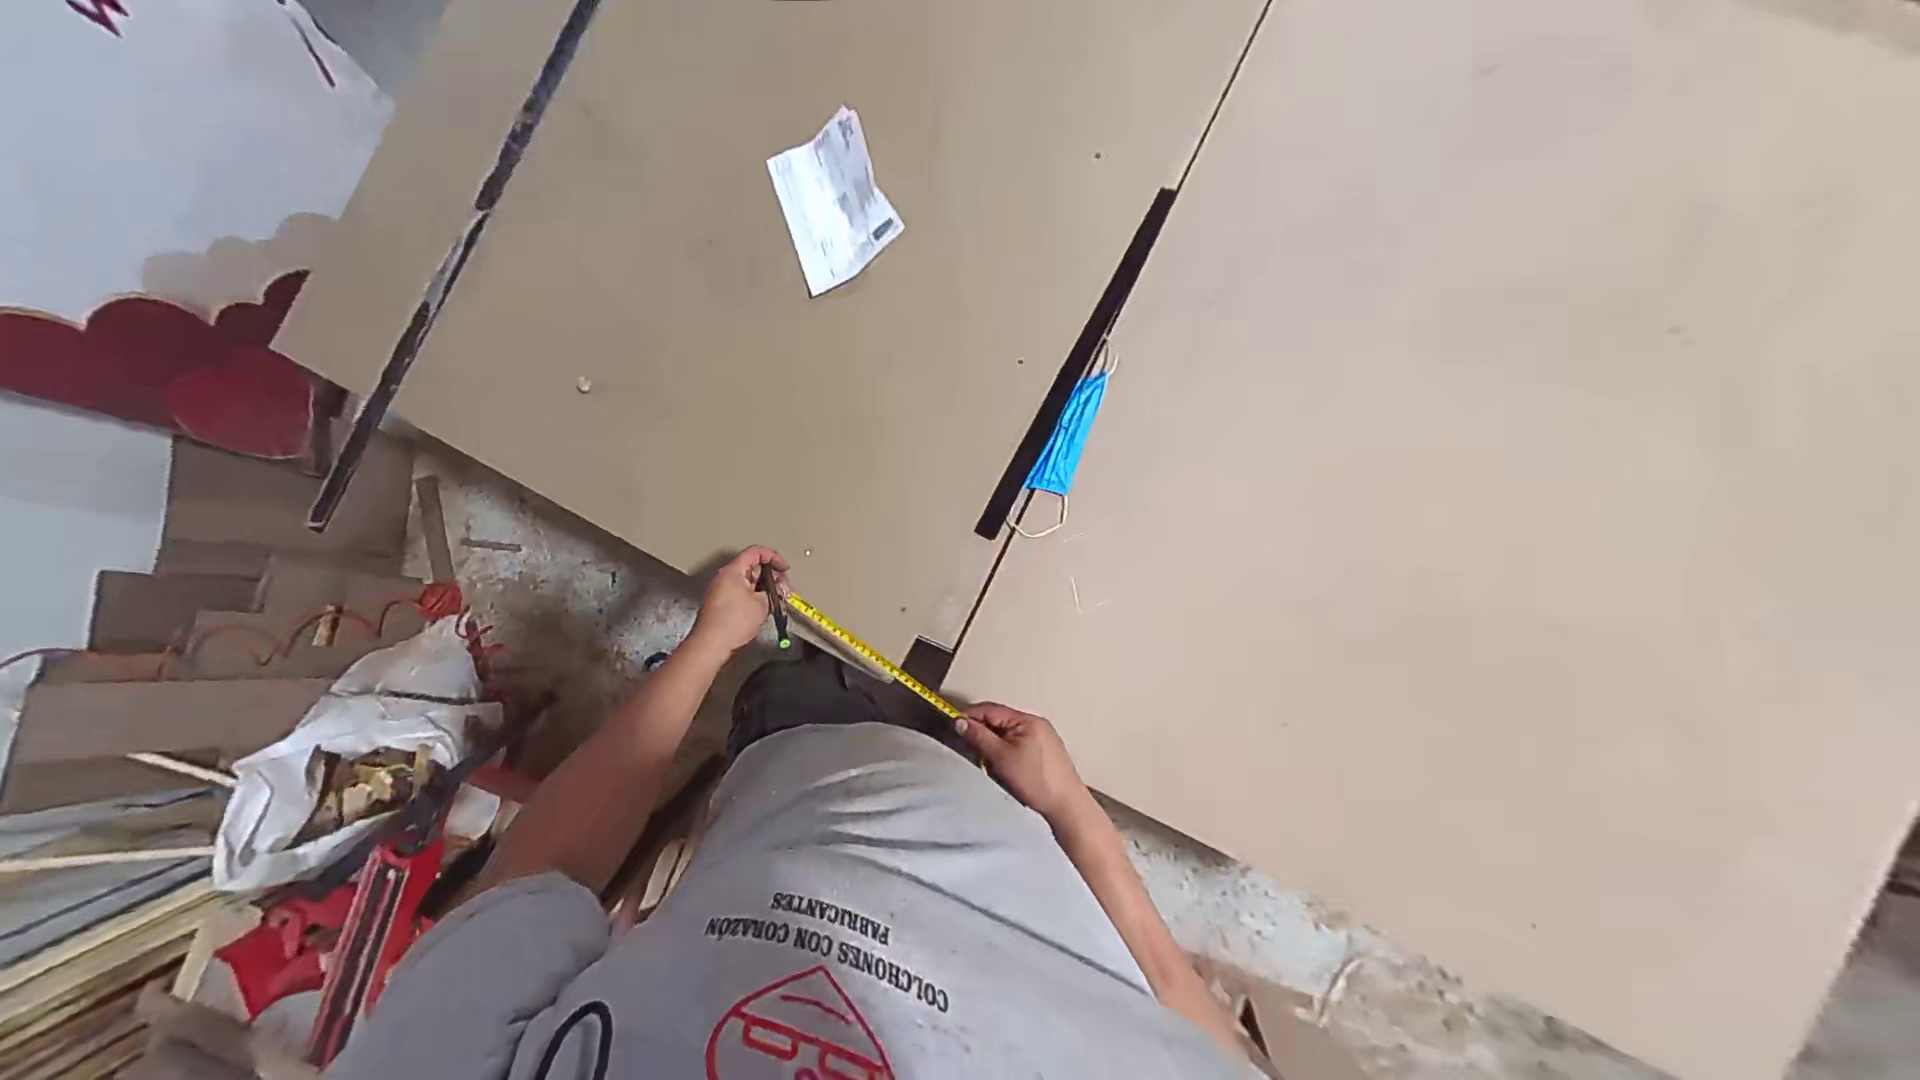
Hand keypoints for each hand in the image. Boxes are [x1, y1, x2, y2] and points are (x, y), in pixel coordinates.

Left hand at [688, 546, 788, 655]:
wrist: (711, 644)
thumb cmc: (734, 622)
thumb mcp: (763, 602)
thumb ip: (772, 589)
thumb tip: (775, 587)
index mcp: (733, 570)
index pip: (756, 552)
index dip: (774, 557)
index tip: (784, 570)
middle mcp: (725, 577)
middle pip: (753, 566)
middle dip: (771, 576)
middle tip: (783, 590)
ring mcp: (721, 590)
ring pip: (748, 581)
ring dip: (764, 588)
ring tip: (776, 602)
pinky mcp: (721, 603)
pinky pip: (741, 592)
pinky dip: (755, 596)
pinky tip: (764, 608)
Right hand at [955, 703, 1094, 822]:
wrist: (1066, 807)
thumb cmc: (1037, 782)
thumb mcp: (1001, 757)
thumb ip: (979, 737)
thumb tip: (960, 722)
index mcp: (1027, 720)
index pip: (991, 709)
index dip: (970, 716)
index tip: (953, 725)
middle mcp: (1036, 724)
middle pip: (999, 720)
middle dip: (980, 730)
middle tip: (965, 745)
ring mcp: (1042, 738)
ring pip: (1007, 733)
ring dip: (992, 742)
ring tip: (982, 758)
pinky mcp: (1043, 753)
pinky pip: (1017, 743)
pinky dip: (1004, 750)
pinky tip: (999, 765)